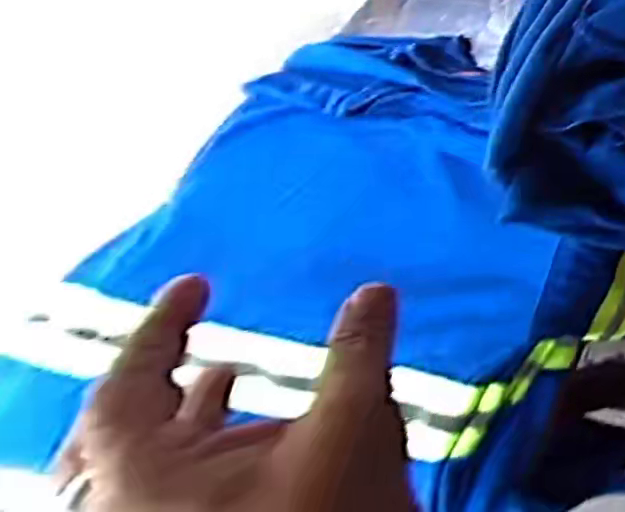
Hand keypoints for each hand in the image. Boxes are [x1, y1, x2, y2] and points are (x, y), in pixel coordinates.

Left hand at [55, 276, 416, 511]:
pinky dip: (201, 444)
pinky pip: (165, 488)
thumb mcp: (353, 422)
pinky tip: (247, 425)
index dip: (157, 329)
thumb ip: (358, 353)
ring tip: (223, 375)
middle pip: (106, 437)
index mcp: (138, 482)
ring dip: (180, 415)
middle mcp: (122, 510)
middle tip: (191, 331)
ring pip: (132, 469)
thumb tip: (371, 290)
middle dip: (151, 378)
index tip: (195, 283)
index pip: (125, 390)